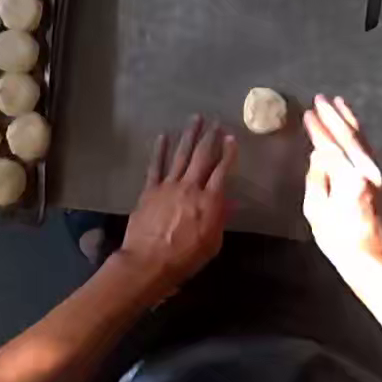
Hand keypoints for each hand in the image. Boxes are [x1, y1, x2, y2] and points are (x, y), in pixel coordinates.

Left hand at [118, 116, 236, 287]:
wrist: (149, 262)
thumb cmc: (186, 258)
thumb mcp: (212, 243)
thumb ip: (220, 219)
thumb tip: (229, 201)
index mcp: (209, 201)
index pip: (222, 170)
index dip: (228, 153)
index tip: (232, 138)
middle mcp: (190, 187)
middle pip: (202, 156)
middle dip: (210, 137)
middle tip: (216, 121)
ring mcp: (168, 186)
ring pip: (181, 155)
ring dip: (189, 136)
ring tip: (195, 119)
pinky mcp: (150, 190)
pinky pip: (156, 166)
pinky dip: (160, 150)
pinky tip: (164, 136)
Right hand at [303, 95, 381, 271]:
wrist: (369, 257)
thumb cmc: (337, 237)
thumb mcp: (315, 209)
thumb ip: (316, 177)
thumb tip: (318, 154)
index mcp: (349, 177)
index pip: (330, 145)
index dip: (318, 129)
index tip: (307, 113)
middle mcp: (367, 170)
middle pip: (349, 136)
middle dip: (334, 116)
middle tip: (321, 98)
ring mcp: (377, 174)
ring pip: (362, 139)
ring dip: (349, 120)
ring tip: (338, 104)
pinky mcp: (380, 179)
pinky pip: (367, 148)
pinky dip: (358, 134)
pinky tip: (351, 127)